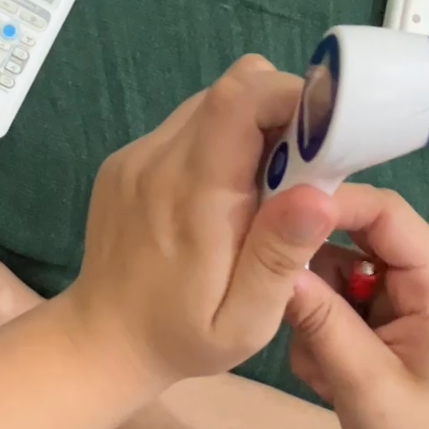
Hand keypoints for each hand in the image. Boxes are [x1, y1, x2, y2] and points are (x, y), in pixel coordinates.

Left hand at [61, 55, 338, 384]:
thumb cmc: (181, 337)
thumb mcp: (245, 321)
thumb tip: (320, 195)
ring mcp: (135, 155)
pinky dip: (217, 141)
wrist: (102, 340)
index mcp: (192, 195)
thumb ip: (279, 257)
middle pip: (230, 89)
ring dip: (250, 127)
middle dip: (280, 112)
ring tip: (260, 188)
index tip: (326, 134)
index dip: (292, 96)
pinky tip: (219, 195)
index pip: (240, 99)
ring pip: (210, 102)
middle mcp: (158, 159)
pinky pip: (185, 125)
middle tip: (301, 169)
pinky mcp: (126, 160)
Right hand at [285, 184, 428, 428]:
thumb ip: (321, 321)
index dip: (332, 201)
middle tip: (276, 300)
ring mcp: (405, 305)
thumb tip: (274, 264)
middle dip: (314, 271)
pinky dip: (322, 335)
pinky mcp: (388, 328)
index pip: (386, 213)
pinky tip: (329, 379)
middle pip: (354, 241)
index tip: (272, 210)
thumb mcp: (367, 386)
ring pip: (339, 277)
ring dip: (315, 314)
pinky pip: (340, 307)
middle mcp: (424, 283)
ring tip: (320, 368)